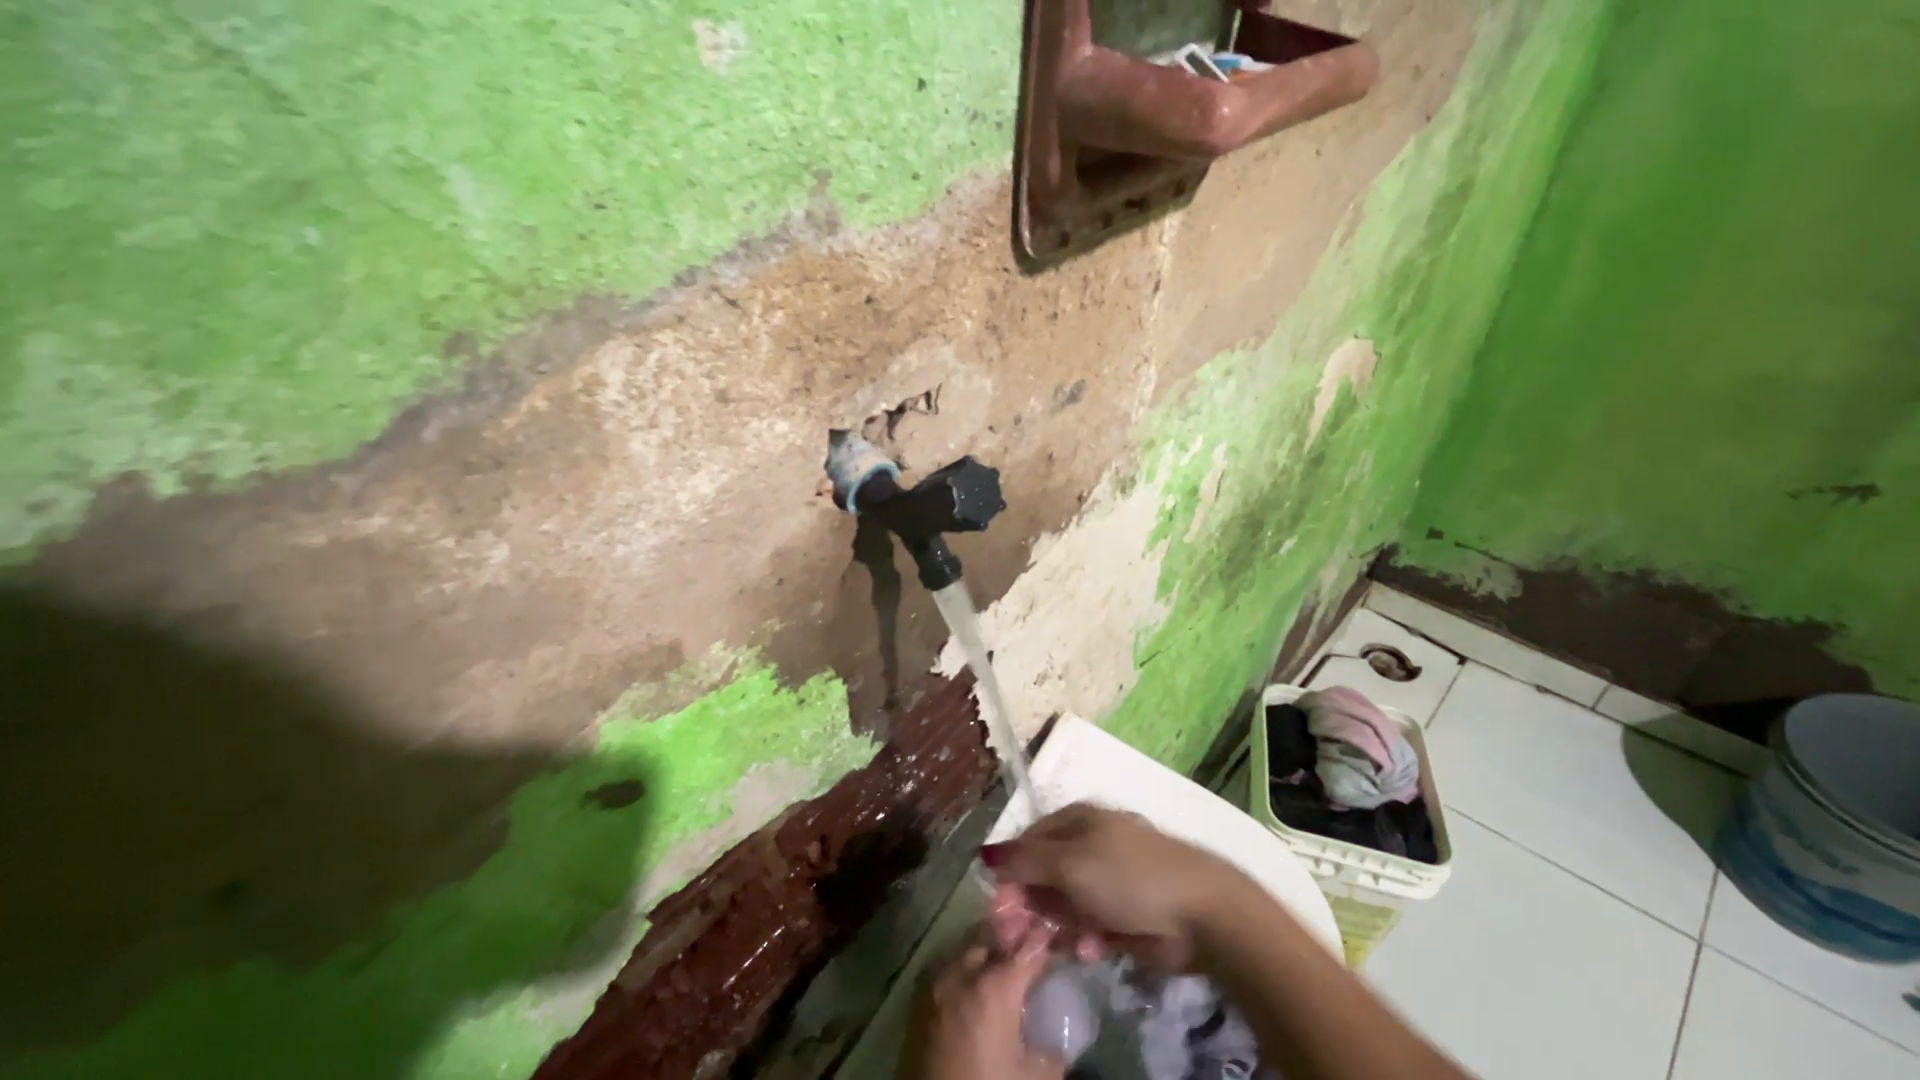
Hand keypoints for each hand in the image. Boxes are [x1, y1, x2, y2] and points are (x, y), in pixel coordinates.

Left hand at [905, 924, 1062, 1079]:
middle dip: (1011, 934)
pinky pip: (944, 970)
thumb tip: (1055, 1039)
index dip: (1044, 939)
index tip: (1055, 933)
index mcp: (997, 987)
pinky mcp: (916, 1002)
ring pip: (965, 949)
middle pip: (992, 938)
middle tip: (1027, 939)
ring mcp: (935, 984)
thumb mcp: (1034, 1078)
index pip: (1028, 949)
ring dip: (984, 948)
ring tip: (999, 958)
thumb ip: (1052, 1051)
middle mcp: (964, 974)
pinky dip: (961, 967)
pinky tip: (970, 981)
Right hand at [981, 803, 1252, 970]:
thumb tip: (984, 853)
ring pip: (1062, 906)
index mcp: (1076, 821)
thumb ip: (1024, 861)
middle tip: (1021, 936)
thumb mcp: (1069, 864)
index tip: (997, 906)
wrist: (1200, 913)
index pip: (1027, 842)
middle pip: (1042, 876)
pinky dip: (1085, 939)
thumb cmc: (1128, 877)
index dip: (1009, 873)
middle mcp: (1088, 846)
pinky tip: (1091, 950)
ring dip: (1058, 927)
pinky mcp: (1122, 915)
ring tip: (1068, 943)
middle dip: (1030, 906)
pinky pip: (1088, 927)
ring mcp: (1107, 881)